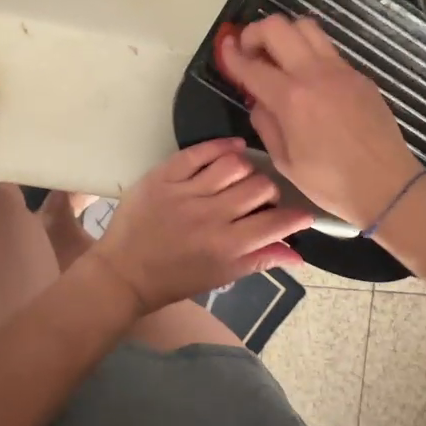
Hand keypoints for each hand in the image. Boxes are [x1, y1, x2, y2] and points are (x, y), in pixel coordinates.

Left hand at [87, 138, 312, 312]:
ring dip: (247, 167)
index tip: (303, 212)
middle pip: (258, 187)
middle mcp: (210, 217)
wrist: (123, 272)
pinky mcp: (163, 175)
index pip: (275, 223)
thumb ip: (260, 260)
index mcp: (226, 247)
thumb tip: (299, 255)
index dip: (296, 215)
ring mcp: (185, 193)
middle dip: (270, 189)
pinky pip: (199, 151)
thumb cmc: (174, 280)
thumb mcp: (221, 276)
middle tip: (265, 195)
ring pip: (233, 164)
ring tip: (245, 175)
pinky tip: (233, 148)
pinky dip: (222, 145)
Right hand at [215, 15, 425, 227]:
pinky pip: (327, 49)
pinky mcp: (358, 75)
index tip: (223, 48)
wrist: (388, 186)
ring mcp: (340, 70)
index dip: (231, 54)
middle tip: (251, 52)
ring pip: (306, 26)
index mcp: (291, 99)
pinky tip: (308, 78)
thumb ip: (265, 124)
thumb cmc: (331, 183)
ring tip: (279, 57)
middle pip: (277, 27)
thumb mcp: (285, 162)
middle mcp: (314, 74)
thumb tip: (259, 101)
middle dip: (255, 33)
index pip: (252, 65)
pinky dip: (309, 52)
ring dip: (285, 34)